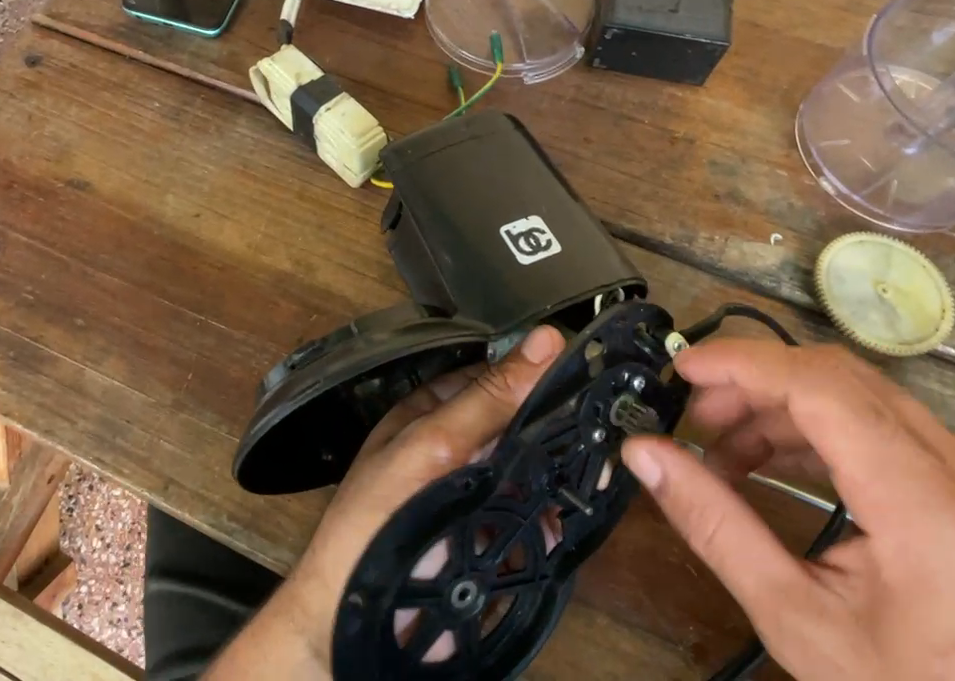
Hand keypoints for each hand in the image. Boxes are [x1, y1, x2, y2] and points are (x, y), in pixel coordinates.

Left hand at [207, 325, 565, 678]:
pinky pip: (524, 519)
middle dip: (552, 436)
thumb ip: (489, 398)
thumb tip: (547, 338)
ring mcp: (466, 494)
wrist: (353, 616)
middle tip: (601, 441)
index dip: (535, 376)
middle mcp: (450, 447)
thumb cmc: (382, 516)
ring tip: (585, 488)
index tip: (591, 377)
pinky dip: (545, 523)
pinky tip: (559, 529)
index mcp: (429, 413)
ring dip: (553, 482)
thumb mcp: (434, 445)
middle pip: (513, 427)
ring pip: (524, 474)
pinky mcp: (481, 538)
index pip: (492, 379)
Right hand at [621, 340, 954, 680]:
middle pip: (842, 378)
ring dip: (787, 407)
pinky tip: (785, 468)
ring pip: (868, 400)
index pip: (819, 385)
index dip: (740, 363)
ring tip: (727, 451)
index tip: (680, 369)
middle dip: (756, 382)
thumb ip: (717, 529)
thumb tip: (646, 456)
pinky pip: (896, 433)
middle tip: (696, 418)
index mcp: (923, 503)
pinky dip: (828, 432)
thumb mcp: (801, 623)